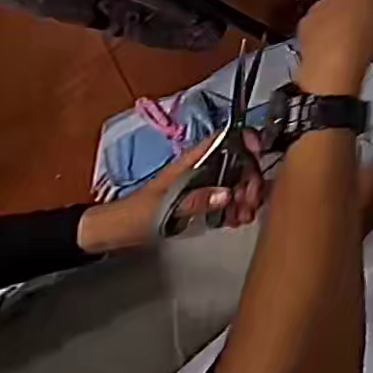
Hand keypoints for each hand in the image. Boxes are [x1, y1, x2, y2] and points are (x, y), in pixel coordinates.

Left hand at [77, 129, 265, 252]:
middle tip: (251, 201)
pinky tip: (236, 220)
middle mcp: (203, 166)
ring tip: (244, 216)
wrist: (113, 234)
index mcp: (194, 160)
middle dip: (251, 179)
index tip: (259, 156)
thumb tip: (228, 194)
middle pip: (240, 161)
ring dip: (246, 197)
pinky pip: (229, 198)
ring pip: (238, 181)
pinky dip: (237, 207)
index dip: (247, 140)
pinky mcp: (203, 199)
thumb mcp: (165, 208)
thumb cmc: (135, 215)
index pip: (227, 138)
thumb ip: (196, 200)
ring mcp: (205, 182)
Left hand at [295, 0, 372, 97]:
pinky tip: (338, 48)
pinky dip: (327, 35)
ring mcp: (323, 5)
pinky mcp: (307, 23)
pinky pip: (320, 26)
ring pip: (336, 9)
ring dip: (344, 22)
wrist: (336, 59)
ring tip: (356, 42)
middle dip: (363, 9)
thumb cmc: (369, 40)